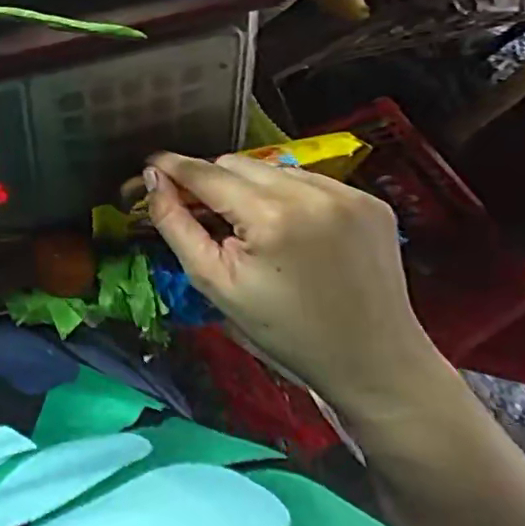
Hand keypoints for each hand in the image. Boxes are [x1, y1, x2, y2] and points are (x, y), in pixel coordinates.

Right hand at [142, 152, 445, 413]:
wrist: (374, 362)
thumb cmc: (283, 330)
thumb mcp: (212, 281)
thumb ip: (175, 224)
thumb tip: (152, 179)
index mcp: (270, 216)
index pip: (205, 172)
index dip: (171, 167)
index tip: (149, 166)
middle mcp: (311, 192)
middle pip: (235, 163)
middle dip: (210, 182)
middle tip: (199, 212)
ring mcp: (347, 193)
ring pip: (269, 168)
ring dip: (247, 187)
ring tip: (247, 225)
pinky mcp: (369, 199)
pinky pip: (304, 179)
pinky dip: (284, 194)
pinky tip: (287, 228)